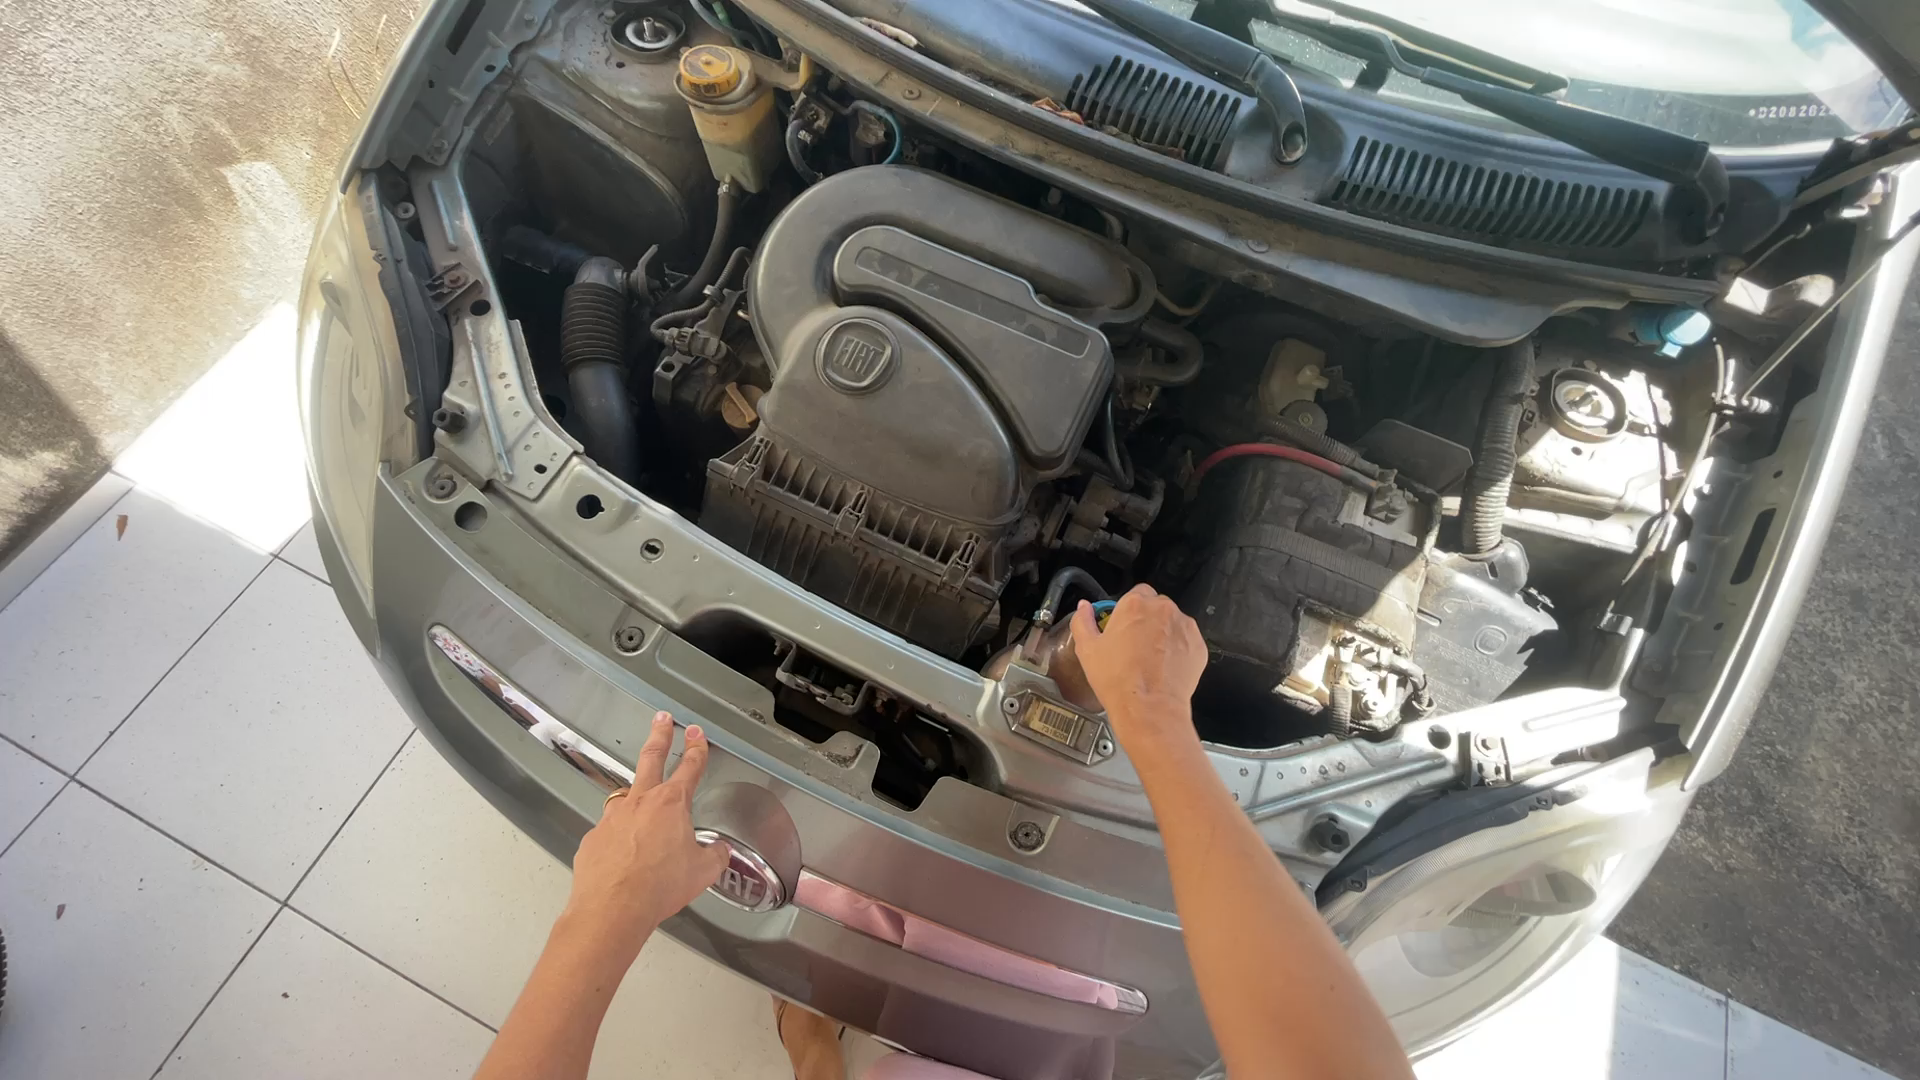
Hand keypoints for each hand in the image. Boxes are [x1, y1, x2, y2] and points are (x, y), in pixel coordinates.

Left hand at [562, 711, 728, 961]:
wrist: (610, 912)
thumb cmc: (661, 886)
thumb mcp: (702, 872)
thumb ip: (714, 856)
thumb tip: (719, 851)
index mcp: (671, 803)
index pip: (690, 766)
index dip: (697, 747)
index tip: (697, 731)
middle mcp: (640, 802)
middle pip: (651, 758)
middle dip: (659, 735)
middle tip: (662, 718)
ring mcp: (611, 819)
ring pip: (625, 798)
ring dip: (635, 798)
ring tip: (641, 814)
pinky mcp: (592, 840)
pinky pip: (609, 833)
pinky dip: (617, 839)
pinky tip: (622, 859)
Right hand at [1070, 584, 1207, 756]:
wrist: (1149, 708)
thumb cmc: (1117, 679)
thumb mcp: (1087, 649)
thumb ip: (1083, 621)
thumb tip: (1085, 607)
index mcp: (1135, 605)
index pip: (1136, 592)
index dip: (1129, 609)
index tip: (1122, 625)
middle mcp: (1163, 609)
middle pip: (1156, 605)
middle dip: (1147, 619)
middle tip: (1134, 643)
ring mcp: (1185, 626)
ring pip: (1172, 622)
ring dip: (1163, 632)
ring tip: (1151, 658)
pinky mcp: (1199, 645)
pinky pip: (1186, 640)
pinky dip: (1178, 648)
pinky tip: (1164, 667)